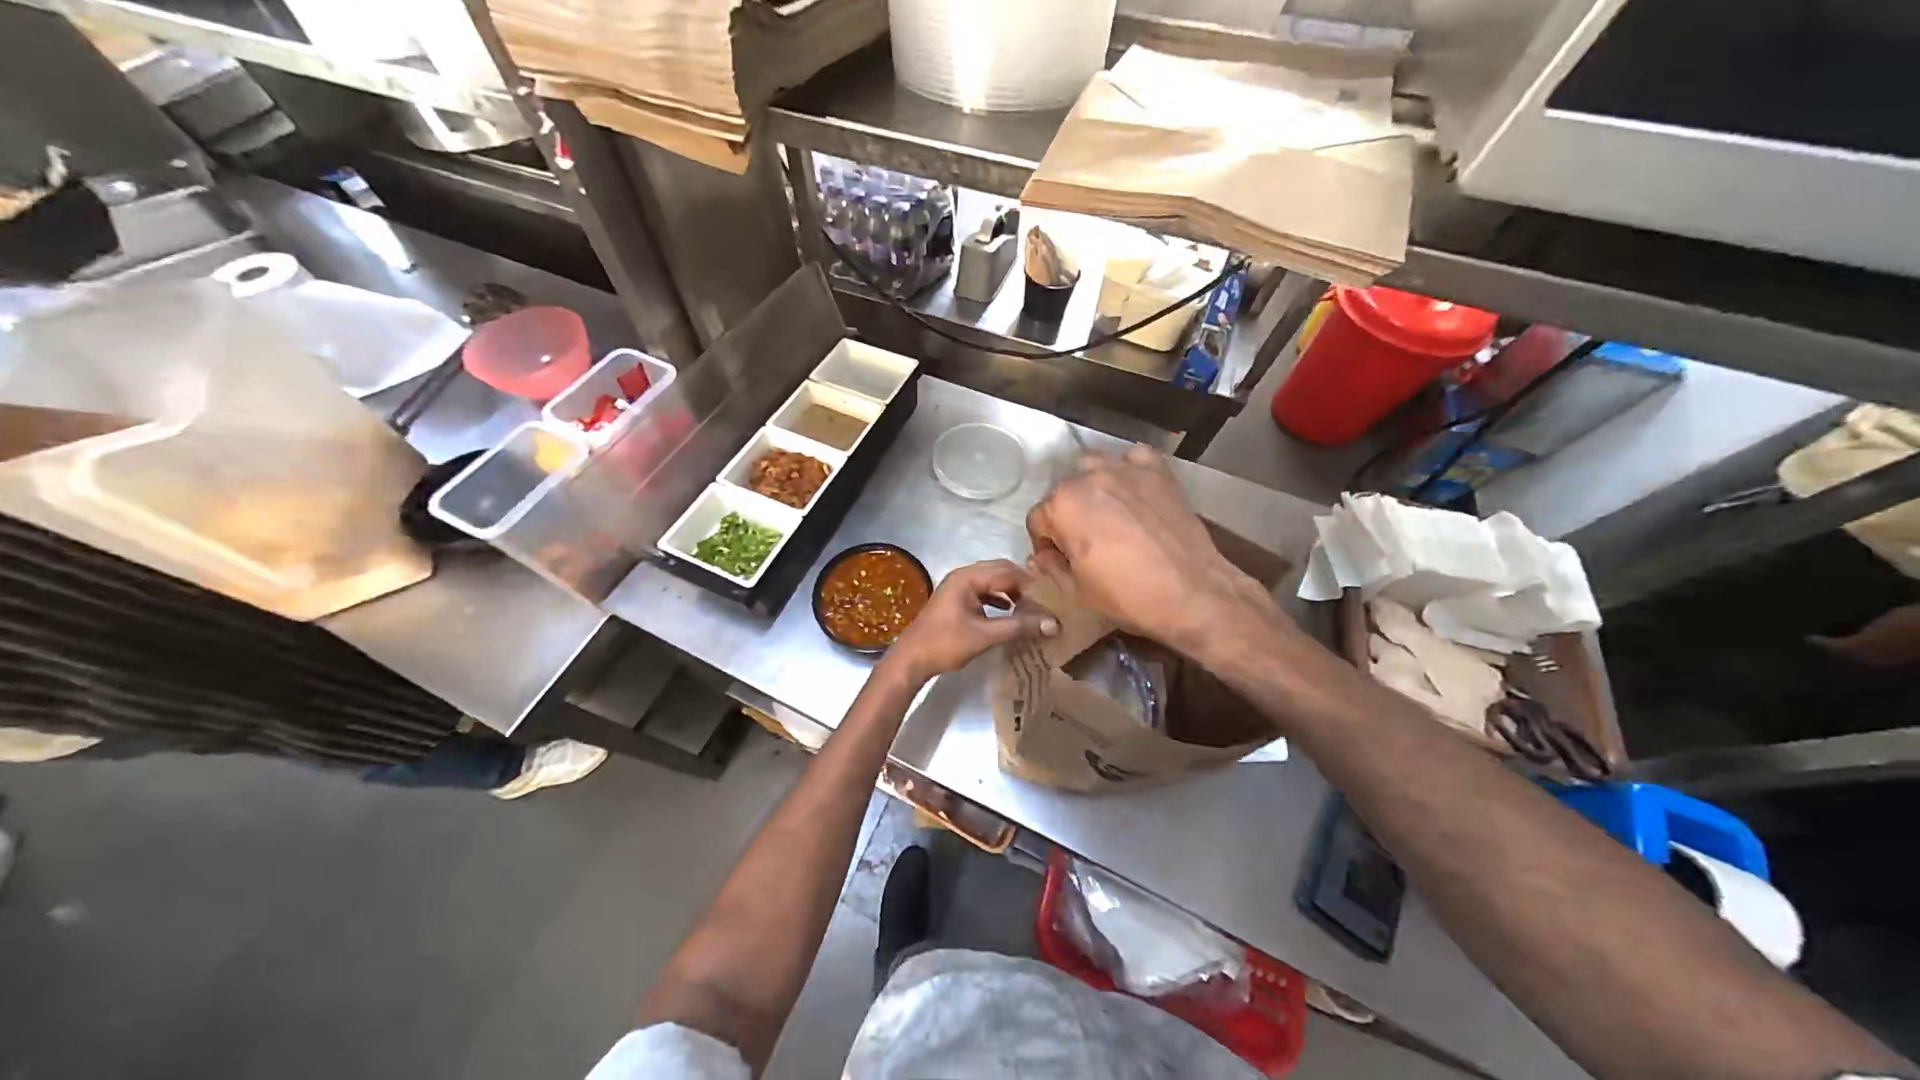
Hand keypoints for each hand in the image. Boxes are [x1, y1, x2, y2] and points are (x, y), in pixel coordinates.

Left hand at [885, 560, 1057, 682]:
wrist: (911, 659)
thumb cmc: (945, 644)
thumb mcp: (985, 636)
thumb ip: (1018, 627)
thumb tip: (1053, 624)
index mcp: (968, 578)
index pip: (1008, 572)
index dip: (1031, 585)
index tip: (1051, 600)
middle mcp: (964, 575)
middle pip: (1001, 571)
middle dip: (1023, 585)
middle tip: (1044, 602)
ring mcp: (959, 586)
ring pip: (993, 581)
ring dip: (1012, 592)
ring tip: (1031, 608)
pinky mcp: (958, 599)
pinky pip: (984, 591)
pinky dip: (999, 599)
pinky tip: (1011, 612)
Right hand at [1026, 445, 1280, 653]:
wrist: (1193, 592)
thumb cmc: (1128, 596)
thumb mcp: (1077, 591)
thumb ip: (1051, 567)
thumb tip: (1041, 557)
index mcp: (1062, 507)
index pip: (1038, 519)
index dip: (1045, 544)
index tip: (1059, 560)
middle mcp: (1088, 478)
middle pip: (1064, 492)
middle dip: (1067, 516)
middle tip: (1085, 543)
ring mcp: (1125, 470)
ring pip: (1093, 467)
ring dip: (1092, 487)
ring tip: (1105, 512)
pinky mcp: (1157, 472)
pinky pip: (1134, 458)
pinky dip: (1129, 469)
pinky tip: (1133, 490)